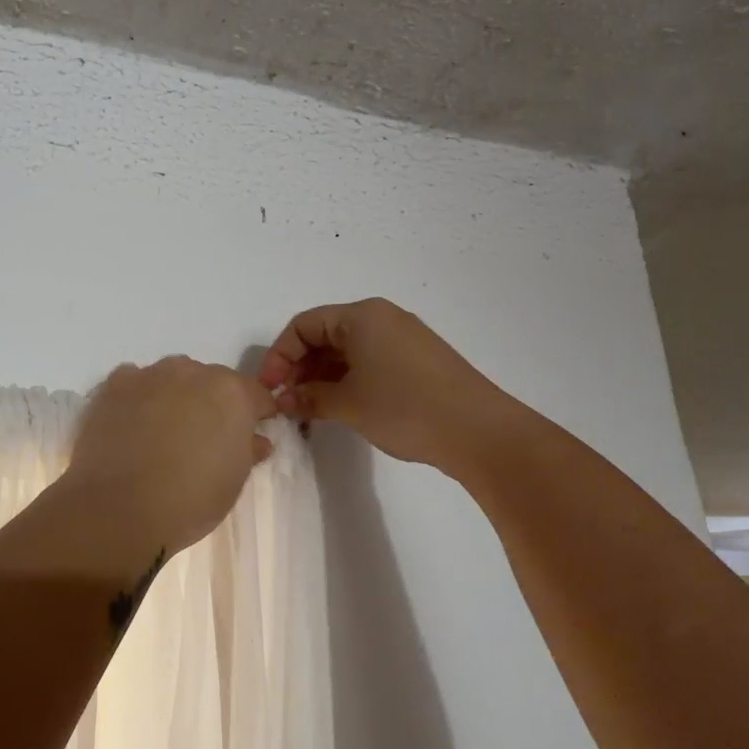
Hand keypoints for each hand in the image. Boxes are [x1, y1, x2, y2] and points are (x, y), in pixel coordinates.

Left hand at [61, 357, 276, 555]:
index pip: (255, 394)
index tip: (249, 434)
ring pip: (170, 379)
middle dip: (211, 404)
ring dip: (173, 397)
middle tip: (201, 438)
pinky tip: (131, 425)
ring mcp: (148, 376)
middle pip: (210, 382)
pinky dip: (137, 398)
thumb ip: (246, 451)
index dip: (255, 414)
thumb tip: (254, 440)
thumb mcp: (233, 482)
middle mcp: (191, 372)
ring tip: (162, 433)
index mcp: (231, 393)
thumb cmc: (189, 501)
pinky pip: (133, 383)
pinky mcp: (112, 386)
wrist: (119, 510)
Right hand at [258, 297, 534, 476]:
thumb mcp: (347, 404)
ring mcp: (404, 340)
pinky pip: (369, 363)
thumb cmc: (405, 408)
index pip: (303, 325)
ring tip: (311, 411)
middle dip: (300, 367)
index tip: (269, 389)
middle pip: (325, 335)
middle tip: (287, 402)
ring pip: (347, 351)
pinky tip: (342, 409)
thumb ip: (308, 397)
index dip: (279, 356)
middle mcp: (382, 319)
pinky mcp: (418, 362)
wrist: (479, 432)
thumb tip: (283, 399)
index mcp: (362, 316)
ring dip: (323, 378)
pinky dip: (348, 381)